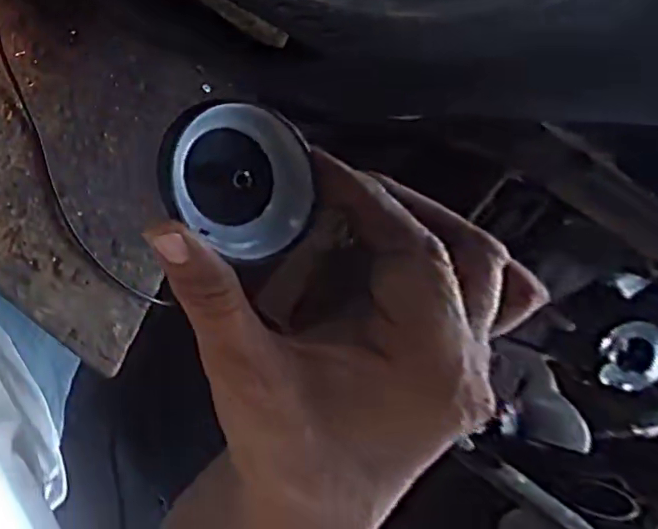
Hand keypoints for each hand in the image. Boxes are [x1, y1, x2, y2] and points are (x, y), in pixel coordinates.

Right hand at [150, 151, 546, 528]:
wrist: (305, 509)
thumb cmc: (283, 446)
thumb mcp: (241, 368)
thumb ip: (208, 294)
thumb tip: (165, 228)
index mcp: (430, 361)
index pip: (420, 252)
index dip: (366, 195)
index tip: (311, 162)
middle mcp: (464, 362)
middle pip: (475, 257)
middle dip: (403, 203)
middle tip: (335, 180)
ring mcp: (461, 368)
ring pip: (492, 280)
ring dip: (433, 230)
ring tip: (365, 206)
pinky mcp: (441, 369)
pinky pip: (469, 300)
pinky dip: (433, 261)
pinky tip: (374, 253)